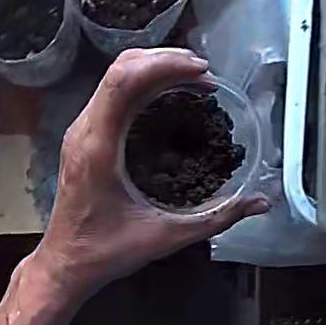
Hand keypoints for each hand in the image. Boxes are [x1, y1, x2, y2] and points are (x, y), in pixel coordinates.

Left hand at [29, 49, 268, 300]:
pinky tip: (168, 97)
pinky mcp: (82, 138)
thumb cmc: (106, 252)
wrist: (64, 263)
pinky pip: (110, 95)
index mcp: (98, 147)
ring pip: (113, 78)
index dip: (164, 65)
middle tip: (204, 73)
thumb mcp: (165, 237)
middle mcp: (84, 130)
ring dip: (153, 69)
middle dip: (164, 60)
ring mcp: (80, 132)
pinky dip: (141, 85)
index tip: (202, 73)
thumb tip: (261, 203)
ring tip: (192, 79)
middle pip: (119, 69)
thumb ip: (217, 218)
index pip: (122, 82)